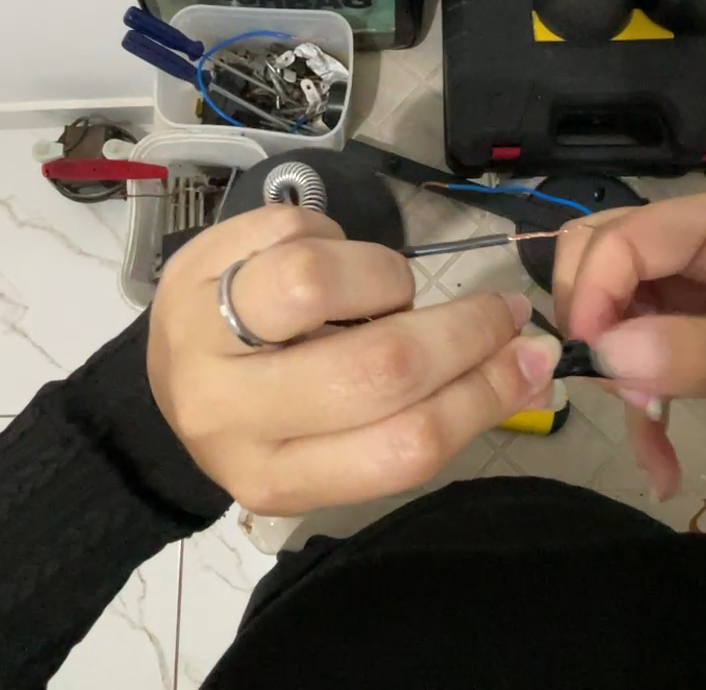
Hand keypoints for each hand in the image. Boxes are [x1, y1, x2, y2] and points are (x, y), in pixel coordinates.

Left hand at [148, 205, 560, 516]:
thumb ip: (428, 408)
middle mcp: (229, 413)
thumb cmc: (272, 413)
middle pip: (375, 365)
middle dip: (459, 330)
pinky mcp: (192, 265)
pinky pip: (290, 228)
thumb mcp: (339, 438)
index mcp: (277, 476)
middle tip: (497, 309)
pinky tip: (323, 258)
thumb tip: (530, 364)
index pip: (402, 445)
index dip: (483, 396)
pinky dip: (332, 235)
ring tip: (381, 290)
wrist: (172, 379)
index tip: (533, 356)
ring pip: (318, 280)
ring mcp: (200, 331)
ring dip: (383, 276)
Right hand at [552, 185, 705, 494]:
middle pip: (605, 252)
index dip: (593, 291)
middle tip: (606, 385)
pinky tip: (661, 457)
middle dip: (591, 316)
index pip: (628, 237)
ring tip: (648, 439)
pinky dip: (643, 399)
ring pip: (617, 306)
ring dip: (616, 369)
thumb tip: (604, 355)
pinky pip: (646, 348)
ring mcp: (705, 282)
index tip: (589, 363)